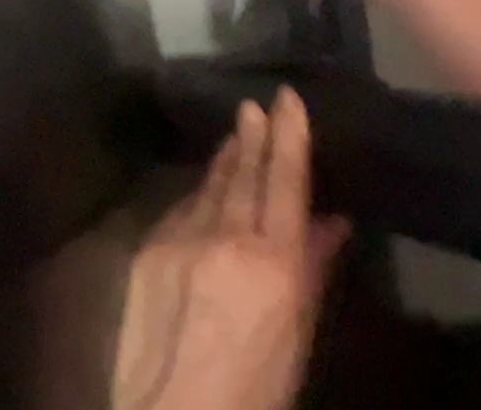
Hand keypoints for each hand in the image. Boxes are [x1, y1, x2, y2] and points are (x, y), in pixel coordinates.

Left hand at [111, 88, 349, 409]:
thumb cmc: (254, 389)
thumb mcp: (297, 335)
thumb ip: (311, 269)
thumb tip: (330, 220)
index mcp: (273, 261)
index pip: (285, 181)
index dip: (290, 136)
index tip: (288, 99)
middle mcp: (226, 236)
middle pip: (245, 173)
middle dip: (254, 135)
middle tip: (257, 105)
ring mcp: (181, 237)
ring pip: (210, 184)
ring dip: (227, 158)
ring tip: (238, 134)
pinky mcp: (149, 248)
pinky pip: (181, 208)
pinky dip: (199, 193)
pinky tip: (206, 187)